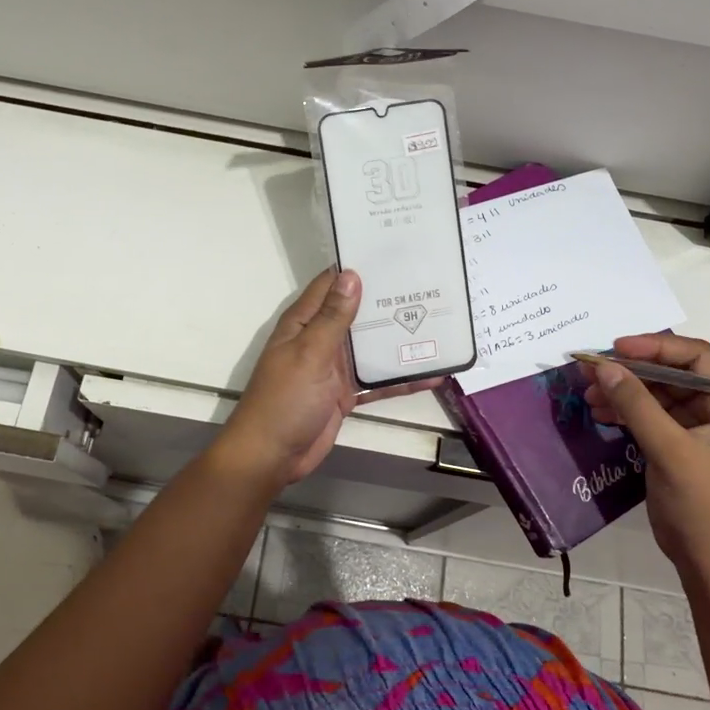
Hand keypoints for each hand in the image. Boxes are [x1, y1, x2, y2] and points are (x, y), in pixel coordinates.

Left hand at [218, 268, 438, 486]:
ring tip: (438, 323)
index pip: (330, 285)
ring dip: (396, 339)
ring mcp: (333, 368)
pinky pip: (376, 381)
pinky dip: (399, 379)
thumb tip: (351, 275)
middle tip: (426, 286)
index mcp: (303, 324)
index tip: (390, 253)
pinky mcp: (345, 394)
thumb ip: (333, 318)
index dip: (356, 268)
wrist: (272, 457)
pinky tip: (432, 375)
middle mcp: (319, 340)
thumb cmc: (285, 400)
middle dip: (386, 302)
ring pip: (370, 347)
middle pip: (356, 314)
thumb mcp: (310, 354)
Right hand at [583, 333, 709, 581]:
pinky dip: (626, 412)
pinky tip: (601, 412)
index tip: (615, 348)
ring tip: (589, 395)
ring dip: (624, 392)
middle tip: (592, 372)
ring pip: (658, 394)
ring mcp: (703, 429)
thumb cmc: (707, 509)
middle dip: (632, 372)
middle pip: (674, 373)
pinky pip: (652, 416)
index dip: (656, 346)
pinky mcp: (681, 446)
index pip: (697, 357)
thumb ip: (637, 405)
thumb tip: (604, 366)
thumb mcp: (672, 453)